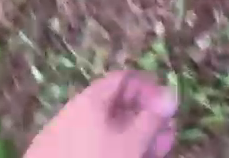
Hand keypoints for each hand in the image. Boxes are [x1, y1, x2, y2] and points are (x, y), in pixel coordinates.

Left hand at [25, 70, 179, 157]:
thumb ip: (154, 116)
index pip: (123, 78)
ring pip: (101, 131)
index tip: (165, 106)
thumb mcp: (132, 141)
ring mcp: (56, 141)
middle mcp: (69, 115)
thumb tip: (172, 96)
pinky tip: (127, 157)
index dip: (148, 88)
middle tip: (164, 133)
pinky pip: (86, 146)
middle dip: (143, 118)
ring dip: (131, 137)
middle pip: (113, 107)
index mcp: (87, 102)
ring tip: (153, 151)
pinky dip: (109, 149)